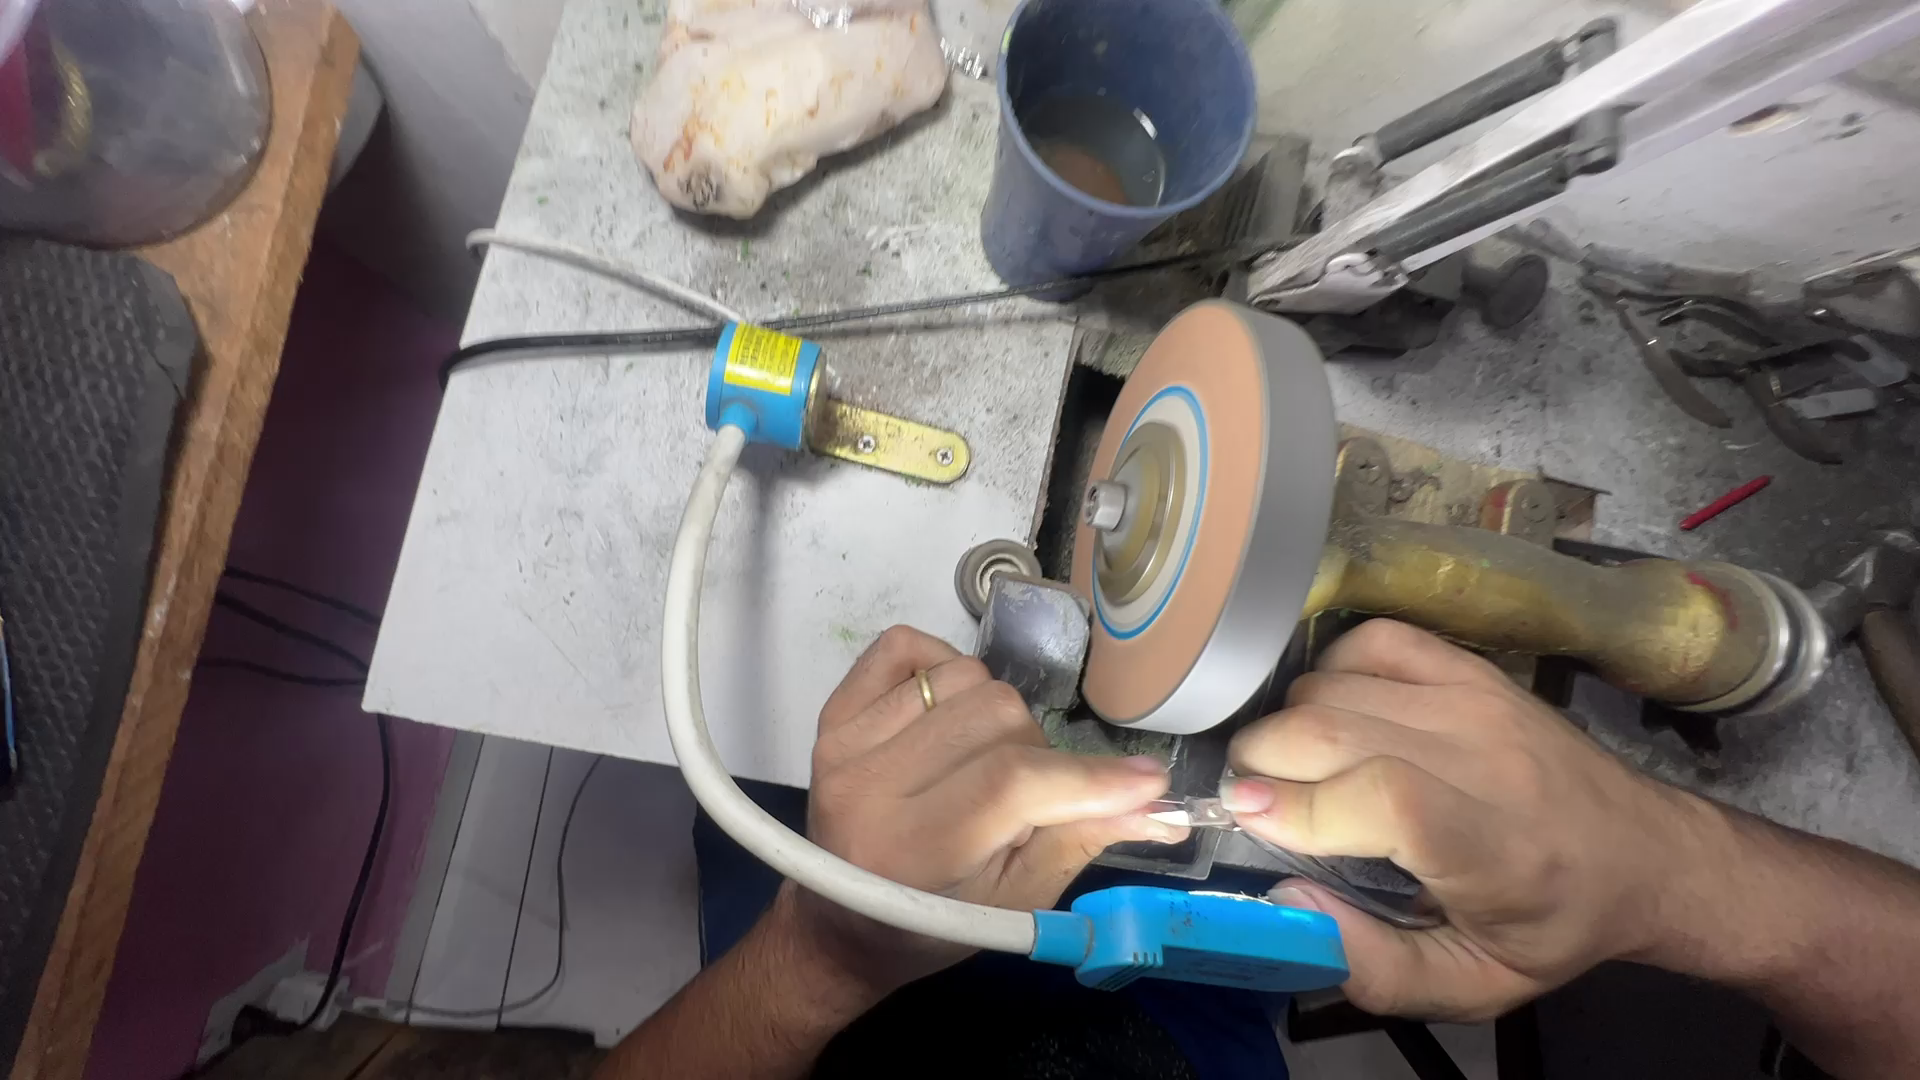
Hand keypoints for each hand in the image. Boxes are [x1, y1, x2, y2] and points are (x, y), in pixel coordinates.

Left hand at [785, 625, 1186, 997]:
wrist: (842, 918)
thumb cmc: (935, 924)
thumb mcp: (1017, 900)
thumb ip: (1081, 838)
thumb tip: (1156, 798)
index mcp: (910, 851)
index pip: (1010, 783)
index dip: (1086, 774)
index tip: (1148, 778)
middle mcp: (867, 787)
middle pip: (994, 715)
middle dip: (1037, 749)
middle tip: (1027, 790)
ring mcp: (843, 741)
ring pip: (964, 675)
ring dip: (995, 711)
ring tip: (983, 757)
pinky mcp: (832, 711)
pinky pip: (903, 645)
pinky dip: (943, 664)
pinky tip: (948, 710)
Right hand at [1224, 619, 1715, 1020]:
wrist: (1648, 853)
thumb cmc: (1550, 923)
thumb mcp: (1474, 984)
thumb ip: (1375, 965)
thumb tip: (1284, 898)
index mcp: (1496, 849)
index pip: (1382, 797)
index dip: (1298, 802)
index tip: (1244, 812)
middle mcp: (1484, 757)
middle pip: (1331, 727)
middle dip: (1261, 758)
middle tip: (1249, 793)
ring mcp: (1473, 698)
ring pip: (1329, 686)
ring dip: (1284, 723)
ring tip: (1290, 763)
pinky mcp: (1466, 666)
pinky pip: (1365, 643)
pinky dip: (1325, 671)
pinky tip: (1330, 710)